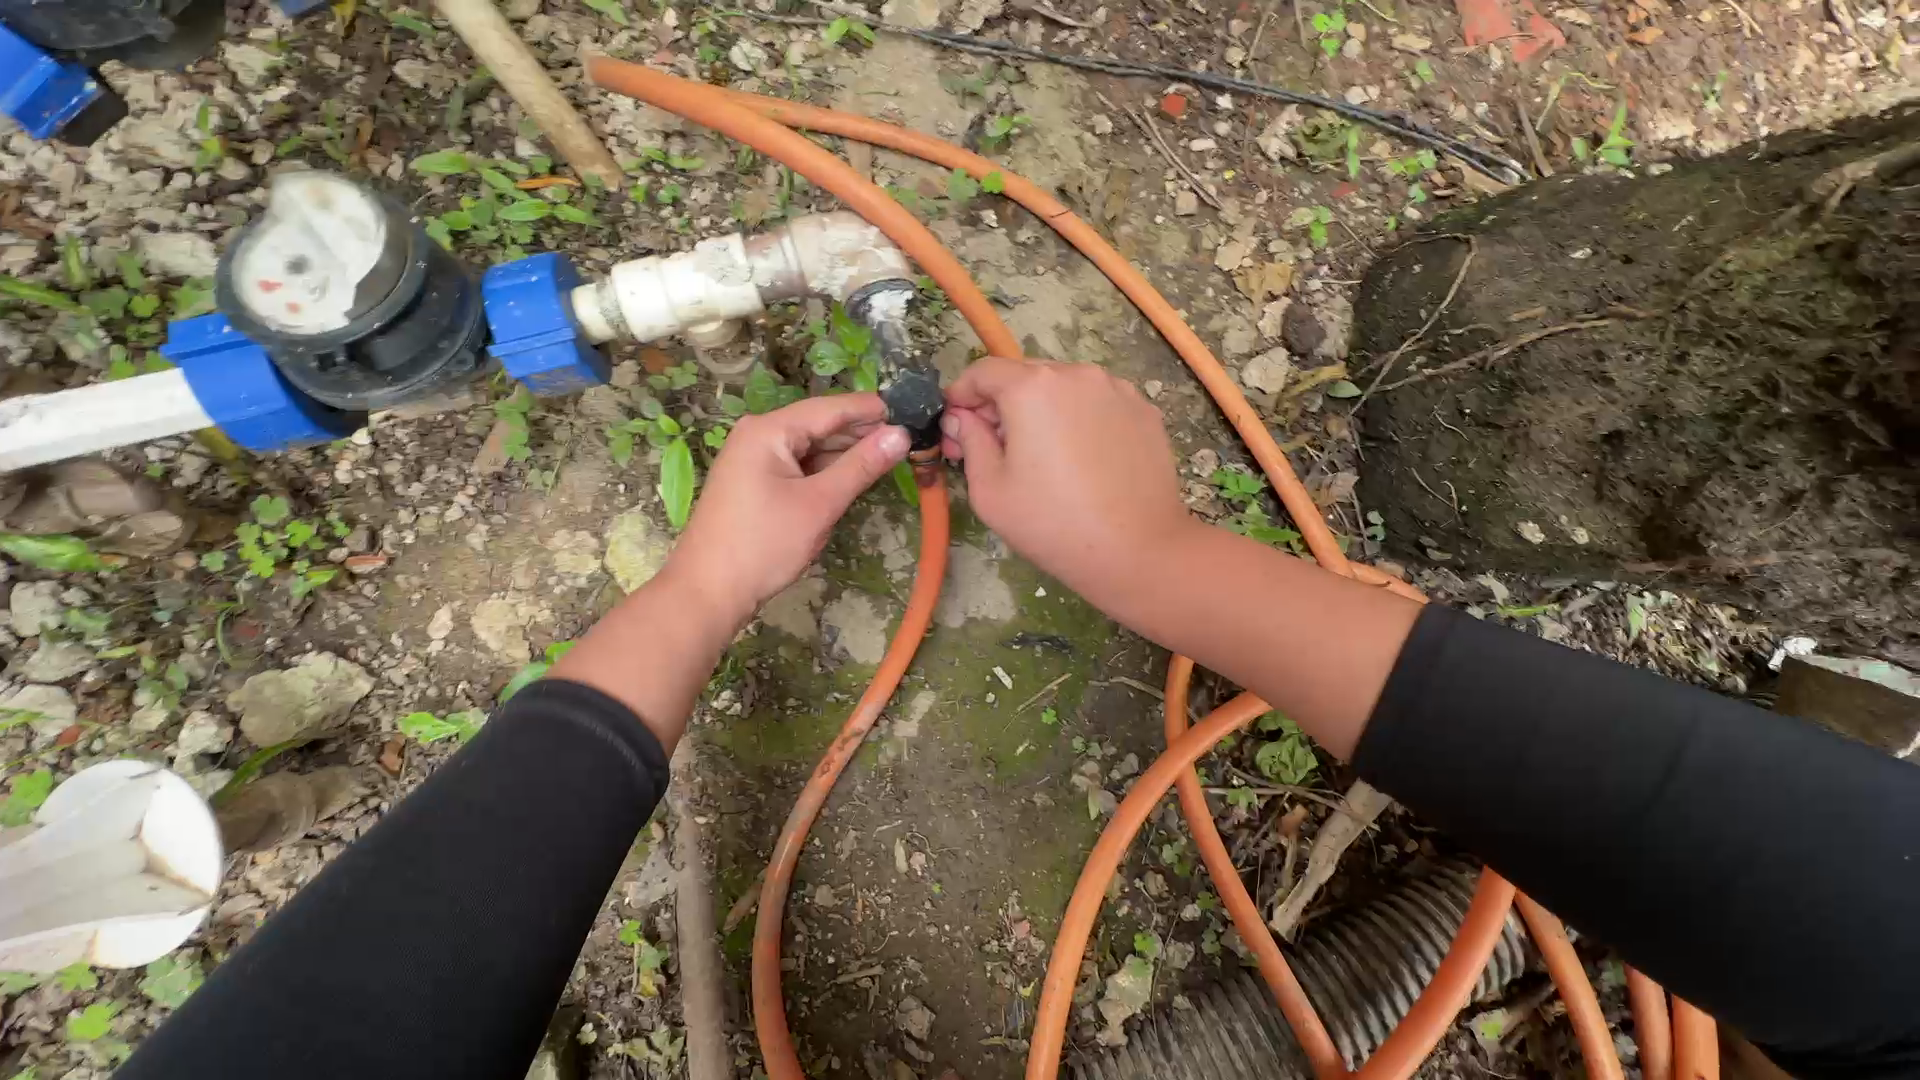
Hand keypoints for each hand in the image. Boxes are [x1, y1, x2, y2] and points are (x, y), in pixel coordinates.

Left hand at [663, 393, 907, 624]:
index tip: (909, 410)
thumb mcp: (820, 504)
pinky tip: (853, 476)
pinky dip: (825, 470)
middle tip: (906, 438)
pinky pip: (798, 466)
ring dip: (845, 452)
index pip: (830, 408)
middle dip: (860, 432)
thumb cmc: (764, 545)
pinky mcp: (755, 482)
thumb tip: (900, 435)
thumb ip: (861, 466)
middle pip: (819, 424)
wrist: (708, 591)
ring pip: (810, 447)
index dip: (870, 409)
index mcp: (769, 430)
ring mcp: (754, 459)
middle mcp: (758, 435)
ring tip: (889, 456)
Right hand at [941, 357, 1195, 604]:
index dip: (961, 395)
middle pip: (1025, 376)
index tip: (955, 425)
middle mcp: (1076, 374)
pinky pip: (1097, 404)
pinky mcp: (1143, 411)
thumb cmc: (1052, 524)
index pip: (983, 371)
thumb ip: (969, 441)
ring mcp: (1116, 390)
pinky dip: (1079, 420)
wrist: (1137, 550)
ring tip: (1041, 457)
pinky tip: (1081, 461)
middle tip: (991, 449)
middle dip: (1001, 405)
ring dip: (1042, 411)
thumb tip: (961, 417)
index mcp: (1032, 388)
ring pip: (1063, 389)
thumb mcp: (990, 490)